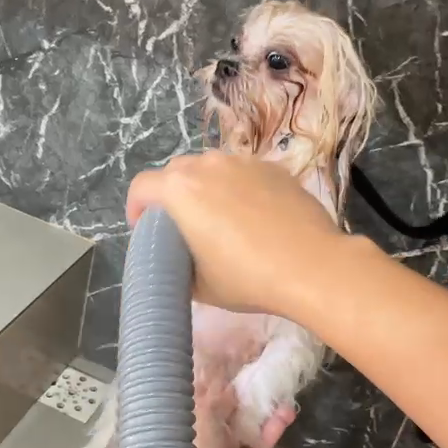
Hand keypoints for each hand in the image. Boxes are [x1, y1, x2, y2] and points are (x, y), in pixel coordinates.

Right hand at [125, 152, 362, 318]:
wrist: (311, 266)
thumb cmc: (247, 277)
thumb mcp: (200, 285)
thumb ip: (179, 266)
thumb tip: (182, 263)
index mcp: (180, 189)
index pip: (141, 187)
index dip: (135, 209)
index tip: (144, 230)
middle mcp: (208, 165)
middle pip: (176, 172)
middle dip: (171, 196)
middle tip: (182, 227)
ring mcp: (244, 162)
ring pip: (213, 169)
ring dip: (207, 189)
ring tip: (220, 219)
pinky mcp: (274, 168)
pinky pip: (245, 174)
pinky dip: (240, 189)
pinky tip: (256, 218)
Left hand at [194, 384, 293, 447]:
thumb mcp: (205, 414)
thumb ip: (219, 398)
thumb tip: (232, 387)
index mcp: (187, 419)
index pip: (204, 394)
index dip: (221, 379)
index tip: (241, 363)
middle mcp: (202, 436)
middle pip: (227, 412)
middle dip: (246, 396)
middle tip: (267, 376)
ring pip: (244, 430)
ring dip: (263, 414)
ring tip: (284, 394)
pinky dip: (269, 434)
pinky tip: (285, 416)